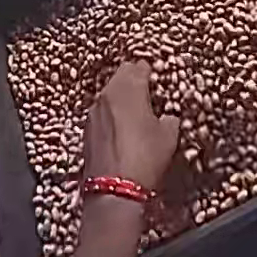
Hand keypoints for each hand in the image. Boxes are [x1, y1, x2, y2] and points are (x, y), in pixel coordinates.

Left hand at [84, 63, 180, 191]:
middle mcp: (108, 92)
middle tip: (146, 91)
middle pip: (121, 74)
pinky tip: (120, 126)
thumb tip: (167, 117)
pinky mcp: (86, 126)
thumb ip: (169, 119)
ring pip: (109, 91)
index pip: (140, 67)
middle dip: (133, 79)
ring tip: (134, 109)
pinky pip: (101, 109)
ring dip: (120, 95)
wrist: (113, 189)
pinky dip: (111, 112)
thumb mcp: (168, 136)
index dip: (150, 72)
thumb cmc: (145, 156)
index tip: (156, 80)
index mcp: (130, 88)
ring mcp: (94, 109)